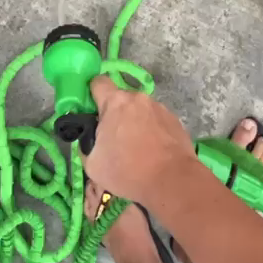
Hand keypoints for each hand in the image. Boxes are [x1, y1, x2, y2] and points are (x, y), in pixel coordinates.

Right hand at [85, 76, 198, 208]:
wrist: (171, 180)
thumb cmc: (127, 170)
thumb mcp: (92, 164)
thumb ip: (87, 144)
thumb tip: (94, 139)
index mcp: (116, 102)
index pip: (98, 82)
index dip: (92, 94)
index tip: (92, 112)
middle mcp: (138, 98)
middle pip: (120, 99)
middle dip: (115, 115)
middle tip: (114, 140)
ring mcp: (159, 107)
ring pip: (139, 110)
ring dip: (135, 123)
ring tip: (137, 149)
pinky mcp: (174, 119)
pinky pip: (156, 120)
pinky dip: (151, 131)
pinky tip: (152, 152)